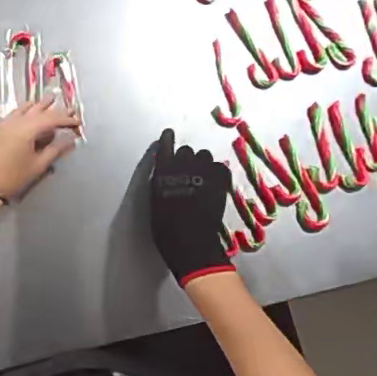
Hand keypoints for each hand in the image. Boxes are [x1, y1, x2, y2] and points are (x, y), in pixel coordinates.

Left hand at [0, 102, 79, 201]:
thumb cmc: (13, 177)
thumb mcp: (38, 165)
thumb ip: (55, 150)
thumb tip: (70, 140)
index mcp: (28, 128)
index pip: (52, 119)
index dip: (66, 120)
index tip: (78, 122)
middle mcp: (17, 122)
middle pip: (39, 111)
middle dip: (55, 110)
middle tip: (69, 109)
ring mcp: (5, 124)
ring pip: (25, 110)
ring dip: (39, 106)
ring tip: (50, 101)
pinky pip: (15, 114)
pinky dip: (25, 110)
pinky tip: (27, 110)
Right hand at [148, 128, 234, 285]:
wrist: (189, 241)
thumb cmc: (166, 228)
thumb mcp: (156, 201)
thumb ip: (162, 183)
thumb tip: (167, 175)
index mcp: (162, 171)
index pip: (164, 144)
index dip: (167, 139)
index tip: (168, 134)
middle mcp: (183, 165)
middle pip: (187, 151)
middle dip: (188, 159)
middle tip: (189, 172)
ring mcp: (203, 171)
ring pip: (205, 156)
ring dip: (203, 164)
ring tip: (203, 178)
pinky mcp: (219, 180)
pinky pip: (220, 167)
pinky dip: (218, 173)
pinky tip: (216, 183)